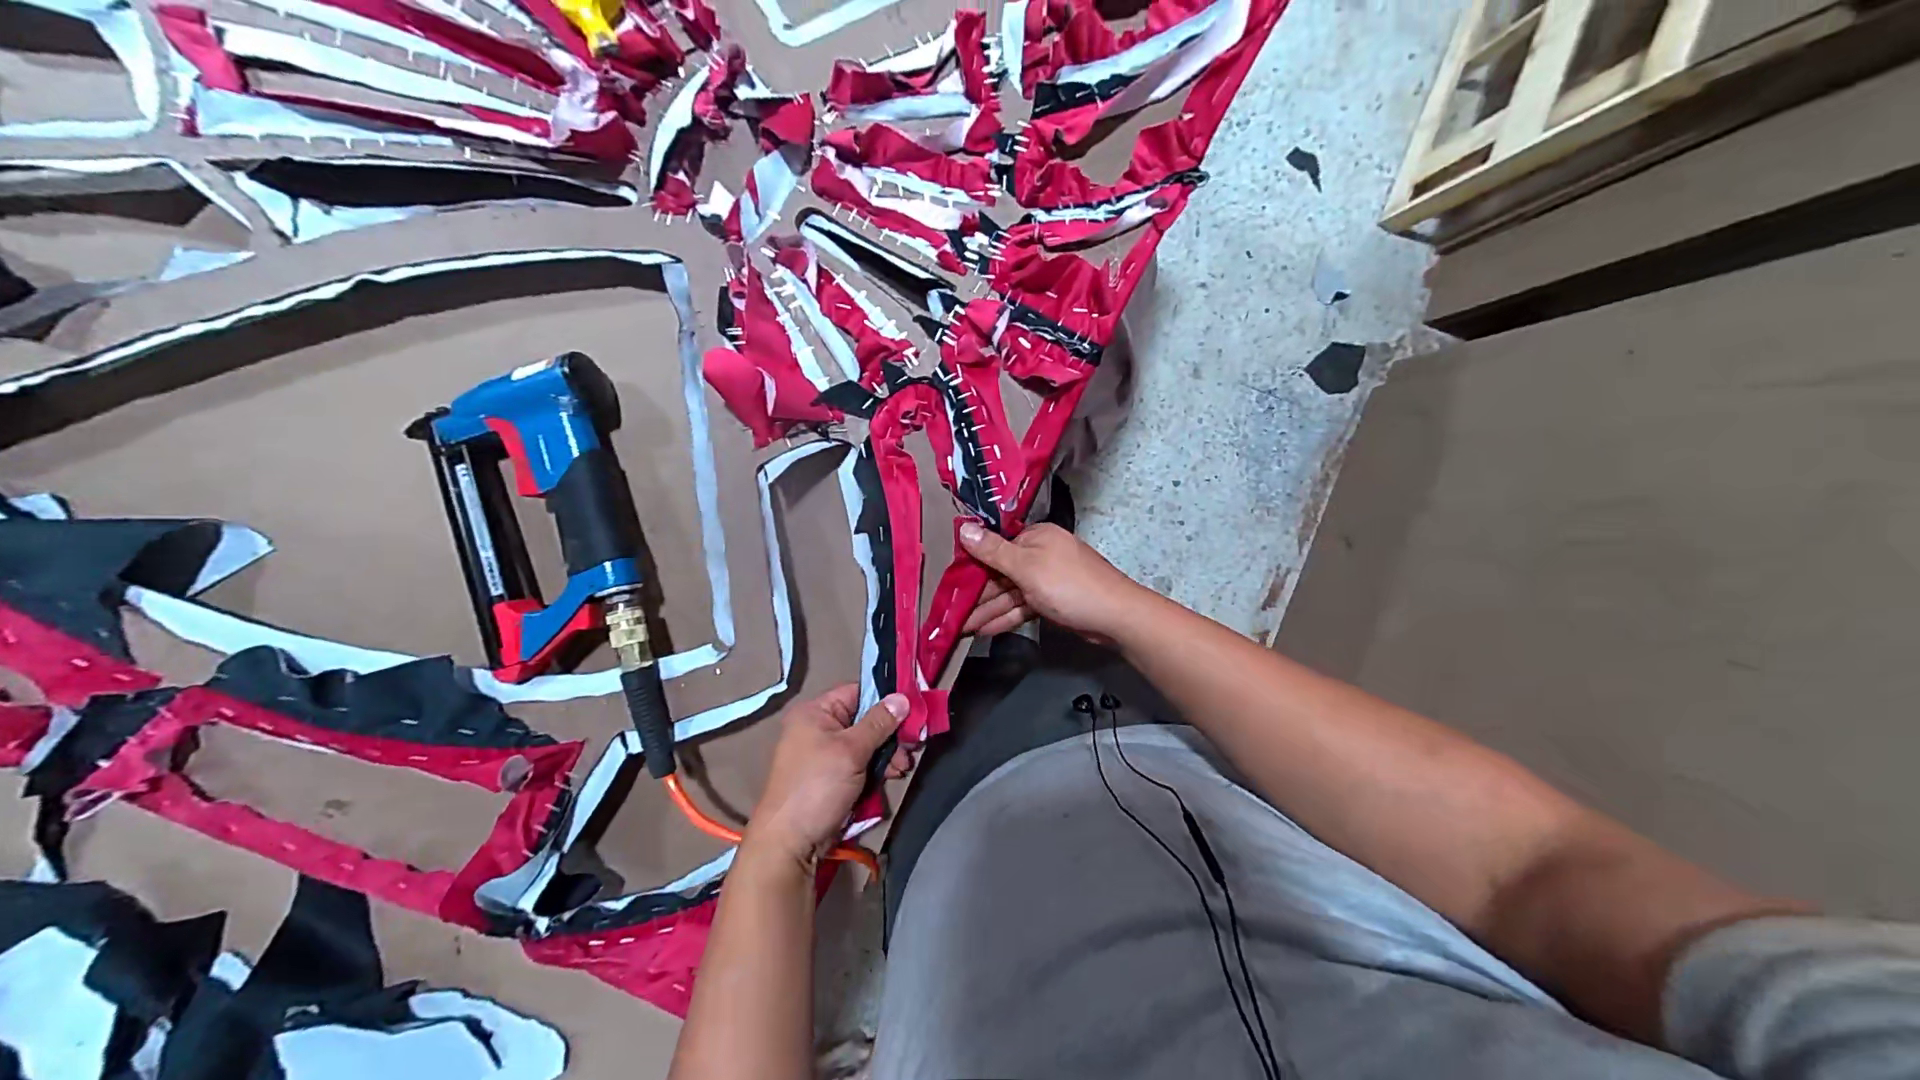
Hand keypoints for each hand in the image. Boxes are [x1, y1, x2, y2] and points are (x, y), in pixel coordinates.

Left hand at [742, 685, 911, 868]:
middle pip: (865, 719)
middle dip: (890, 734)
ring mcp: (825, 754)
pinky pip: (861, 764)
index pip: (857, 692)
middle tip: (911, 746)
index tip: (913, 709)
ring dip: (887, 754)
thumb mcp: (851, 750)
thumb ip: (879, 723)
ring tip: (901, 768)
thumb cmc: (817, 787)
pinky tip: (891, 776)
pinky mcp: (833, 777)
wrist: (790, 842)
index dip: (885, 699)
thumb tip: (902, 698)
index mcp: (815, 712)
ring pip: (867, 744)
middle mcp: (818, 728)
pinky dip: (876, 769)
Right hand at [958, 522, 1151, 642]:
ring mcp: (1048, 578)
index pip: (996, 546)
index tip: (950, 582)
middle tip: (951, 613)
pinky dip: (1007, 617)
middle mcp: (1041, 553)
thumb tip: (964, 527)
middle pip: (1001, 572)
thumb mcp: (1027, 567)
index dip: (972, 565)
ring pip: (1011, 593)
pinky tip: (986, 631)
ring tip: (962, 628)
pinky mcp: (1054, 600)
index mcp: (1036, 536)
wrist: (1115, 618)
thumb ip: (993, 551)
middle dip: (978, 594)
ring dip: (988, 610)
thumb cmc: (1070, 586)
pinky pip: (1024, 606)